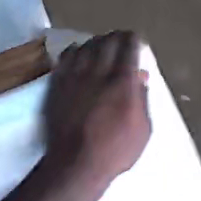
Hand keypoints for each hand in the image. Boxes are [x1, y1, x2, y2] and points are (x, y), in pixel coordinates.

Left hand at [42, 31, 151, 191]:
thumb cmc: (114, 151)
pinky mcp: (57, 84)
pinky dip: (75, 51)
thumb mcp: (142, 129)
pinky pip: (65, 57)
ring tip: (101, 46)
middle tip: (120, 40)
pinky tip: (78, 54)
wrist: (75, 163)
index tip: (136, 41)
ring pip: (85, 45)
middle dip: (116, 37)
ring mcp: (74, 77)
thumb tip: (140, 76)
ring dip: (96, 42)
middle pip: (107, 41)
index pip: (129, 46)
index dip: (134, 39)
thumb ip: (142, 99)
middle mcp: (98, 73)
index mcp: (123, 82)